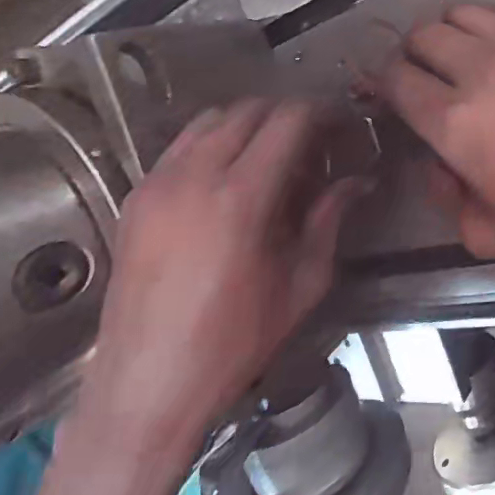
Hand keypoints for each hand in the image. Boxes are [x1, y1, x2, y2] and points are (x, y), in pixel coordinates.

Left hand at [75, 100, 369, 437]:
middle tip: (310, 143)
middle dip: (286, 115)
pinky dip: (209, 144)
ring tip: (268, 156)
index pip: (287, 120)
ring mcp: (158, 182)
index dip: (320, 113)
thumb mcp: (301, 283)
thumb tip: (358, 182)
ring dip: (246, 124)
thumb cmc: (234, 342)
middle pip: (248, 110)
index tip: (338, 126)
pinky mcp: (136, 197)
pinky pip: (179, 147)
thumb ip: (329, 219)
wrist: (148, 384)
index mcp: (242, 196)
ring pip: (209, 120)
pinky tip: (224, 178)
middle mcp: (195, 175)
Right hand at [377, 6, 494, 275]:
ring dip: (445, 36)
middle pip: (421, 38)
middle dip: (410, 57)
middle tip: (419, 78)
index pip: (397, 80)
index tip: (388, 92)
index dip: (383, 83)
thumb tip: (440, 163)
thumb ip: (446, 195)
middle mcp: (481, 75)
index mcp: (455, 124)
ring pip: (458, 16)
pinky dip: (484, 30)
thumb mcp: (487, 233)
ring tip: (457, 60)